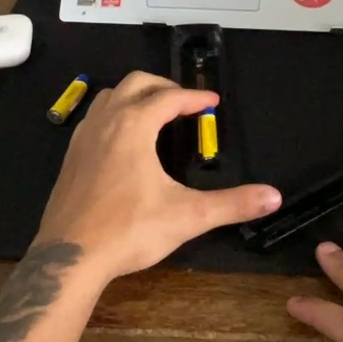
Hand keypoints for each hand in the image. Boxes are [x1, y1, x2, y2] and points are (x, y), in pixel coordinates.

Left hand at [35, 72, 280, 282]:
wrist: (69, 257)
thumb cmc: (128, 230)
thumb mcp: (187, 216)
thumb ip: (232, 204)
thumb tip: (273, 196)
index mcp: (133, 125)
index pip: (169, 98)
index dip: (195, 97)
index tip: (213, 103)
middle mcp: (106, 121)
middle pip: (136, 84)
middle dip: (164, 87)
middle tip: (185, 103)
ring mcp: (83, 137)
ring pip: (109, 96)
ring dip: (134, 96)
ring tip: (155, 113)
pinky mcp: (70, 157)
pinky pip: (94, 118)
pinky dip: (114, 114)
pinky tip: (123, 142)